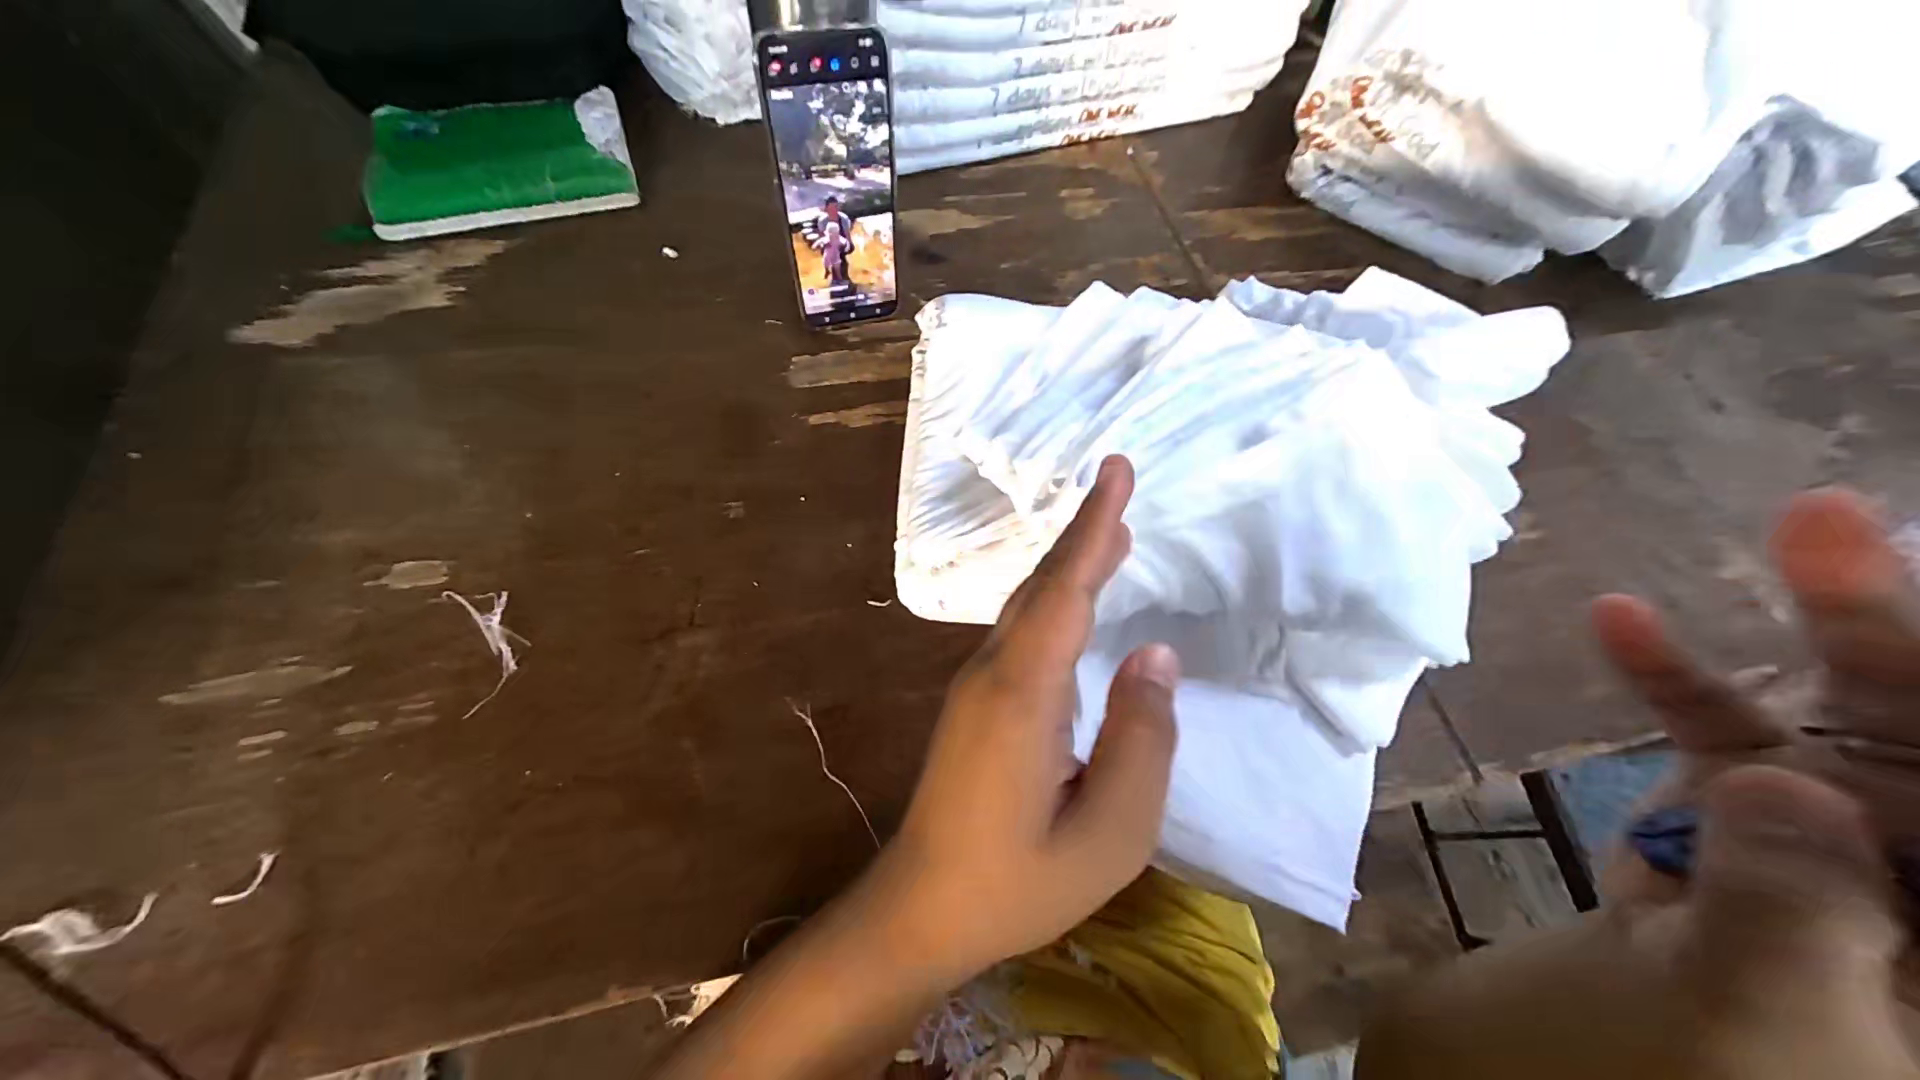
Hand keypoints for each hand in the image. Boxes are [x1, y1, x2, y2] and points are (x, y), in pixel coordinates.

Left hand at [861, 454, 1180, 983]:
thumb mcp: (1109, 833)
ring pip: (1028, 607)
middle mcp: (991, 672)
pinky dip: (1055, 602)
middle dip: (1084, 534)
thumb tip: (1155, 656)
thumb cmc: (1018, 881)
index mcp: (1022, 693)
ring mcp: (975, 686)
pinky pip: (1022, 633)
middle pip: (1043, 587)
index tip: (1116, 472)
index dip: (1094, 528)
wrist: (922, 908)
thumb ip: (1142, 741)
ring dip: (1070, 565)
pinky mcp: (975, 704)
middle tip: (1119, 486)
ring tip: (1111, 534)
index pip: (1065, 590)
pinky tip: (1075, 605)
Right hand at [1361, 490, 1919, 1079]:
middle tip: (1857, 526)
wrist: (1567, 1060)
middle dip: (1912, 638)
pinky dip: (1673, 683)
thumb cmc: (1692, 1079)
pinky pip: (1722, 739)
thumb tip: (1784, 783)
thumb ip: (1795, 911)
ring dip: (1830, 631)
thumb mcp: (1763, 1023)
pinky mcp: (1744, 817)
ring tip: (1807, 534)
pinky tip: (1615, 623)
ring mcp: (1847, 845)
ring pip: (1860, 728)